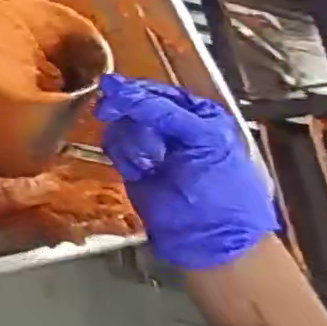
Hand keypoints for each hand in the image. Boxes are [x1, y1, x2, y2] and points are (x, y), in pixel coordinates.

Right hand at [94, 73, 276, 269]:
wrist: (207, 237)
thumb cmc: (218, 188)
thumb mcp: (201, 139)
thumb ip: (161, 111)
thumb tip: (117, 88)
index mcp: (199, 116)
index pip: (160, 92)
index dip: (135, 91)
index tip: (110, 90)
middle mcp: (173, 127)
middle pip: (134, 106)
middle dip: (127, 116)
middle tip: (108, 115)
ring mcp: (151, 146)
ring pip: (121, 126)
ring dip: (128, 142)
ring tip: (146, 162)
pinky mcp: (133, 164)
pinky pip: (114, 147)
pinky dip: (122, 156)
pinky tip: (138, 171)